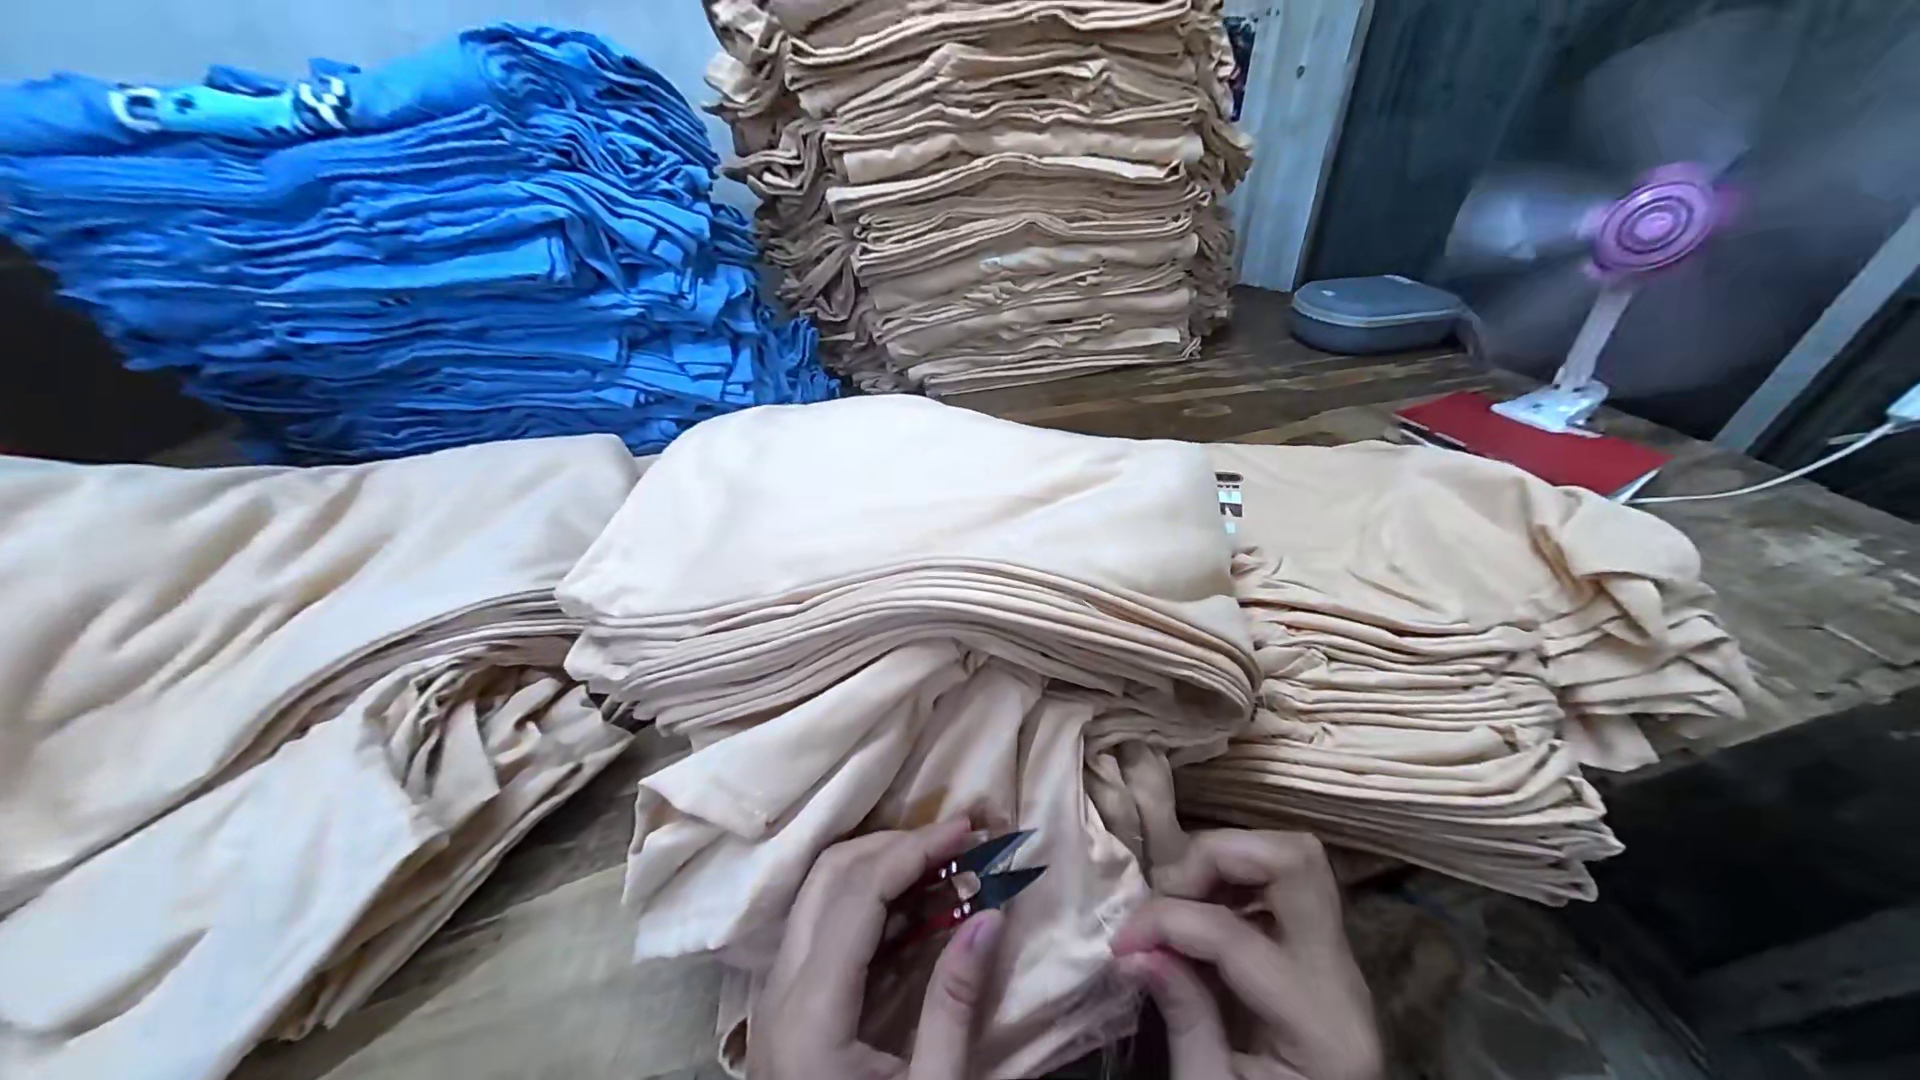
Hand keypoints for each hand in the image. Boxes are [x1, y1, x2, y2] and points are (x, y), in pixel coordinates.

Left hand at [750, 819, 1004, 1079]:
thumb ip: (955, 1004)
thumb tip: (991, 915)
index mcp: (811, 1011)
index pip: (859, 892)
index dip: (914, 849)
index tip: (966, 830)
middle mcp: (780, 987)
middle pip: (830, 875)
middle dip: (896, 843)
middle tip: (956, 841)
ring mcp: (775, 992)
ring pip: (818, 890)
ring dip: (877, 861)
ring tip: (938, 861)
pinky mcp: (785, 1001)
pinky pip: (819, 920)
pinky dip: (864, 893)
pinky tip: (909, 903)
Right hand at [1113, 830, 1382, 1079]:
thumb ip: (1183, 1020)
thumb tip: (1134, 951)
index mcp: (1323, 1029)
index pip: (1231, 933)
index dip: (1163, 922)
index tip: (1119, 944)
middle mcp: (1344, 980)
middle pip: (1295, 862)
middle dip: (1216, 855)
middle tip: (1167, 890)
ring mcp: (1339, 961)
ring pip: (1293, 858)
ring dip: (1226, 859)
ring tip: (1181, 896)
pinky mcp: (1323, 955)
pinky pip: (1285, 882)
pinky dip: (1235, 876)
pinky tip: (1201, 908)